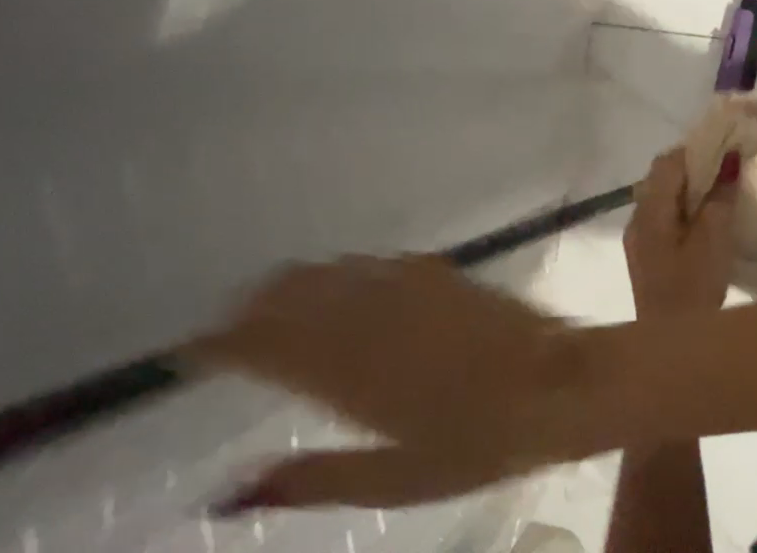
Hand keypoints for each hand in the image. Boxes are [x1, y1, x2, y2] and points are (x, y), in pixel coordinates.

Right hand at [184, 255, 597, 511]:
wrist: (566, 385)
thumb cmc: (483, 444)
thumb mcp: (393, 482)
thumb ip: (311, 481)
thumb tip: (227, 491)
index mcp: (348, 374)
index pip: (262, 345)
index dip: (220, 345)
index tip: (190, 353)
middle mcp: (372, 319)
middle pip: (289, 294)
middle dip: (251, 307)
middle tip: (235, 331)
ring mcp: (414, 288)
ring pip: (334, 270)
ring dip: (298, 284)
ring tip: (284, 307)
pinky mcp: (450, 274)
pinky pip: (382, 264)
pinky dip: (352, 274)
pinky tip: (356, 290)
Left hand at [625, 148, 738, 318]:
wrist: (670, 350)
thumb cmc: (693, 290)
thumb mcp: (714, 240)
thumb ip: (720, 197)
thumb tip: (730, 159)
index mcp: (649, 213)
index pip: (667, 163)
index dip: (697, 149)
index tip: (729, 147)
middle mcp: (637, 220)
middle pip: (662, 178)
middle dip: (695, 167)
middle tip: (731, 168)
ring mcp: (639, 240)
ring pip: (664, 197)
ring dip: (691, 189)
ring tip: (725, 190)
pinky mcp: (648, 257)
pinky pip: (665, 217)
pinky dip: (686, 209)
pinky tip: (710, 219)